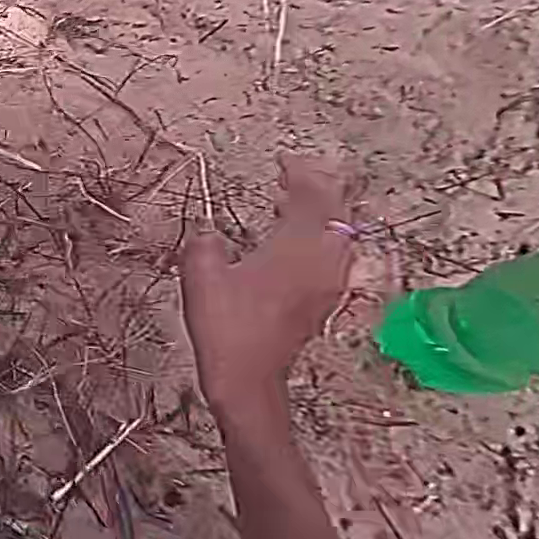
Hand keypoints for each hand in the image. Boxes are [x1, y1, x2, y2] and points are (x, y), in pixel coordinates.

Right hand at [180, 155, 354, 415]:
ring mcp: (325, 284)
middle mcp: (321, 264)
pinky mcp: (319, 301)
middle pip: (336, 216)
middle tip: (291, 175)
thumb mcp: (201, 273)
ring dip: (319, 213)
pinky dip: (316, 236)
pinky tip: (291, 239)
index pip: (312, 201)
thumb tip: (210, 233)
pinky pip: (329, 254)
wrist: (246, 377)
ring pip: (337, 236)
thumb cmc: (224, 323)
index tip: (284, 161)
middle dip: (318, 191)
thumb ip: (205, 243)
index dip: (301, 176)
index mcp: (296, 251)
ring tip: (289, 201)